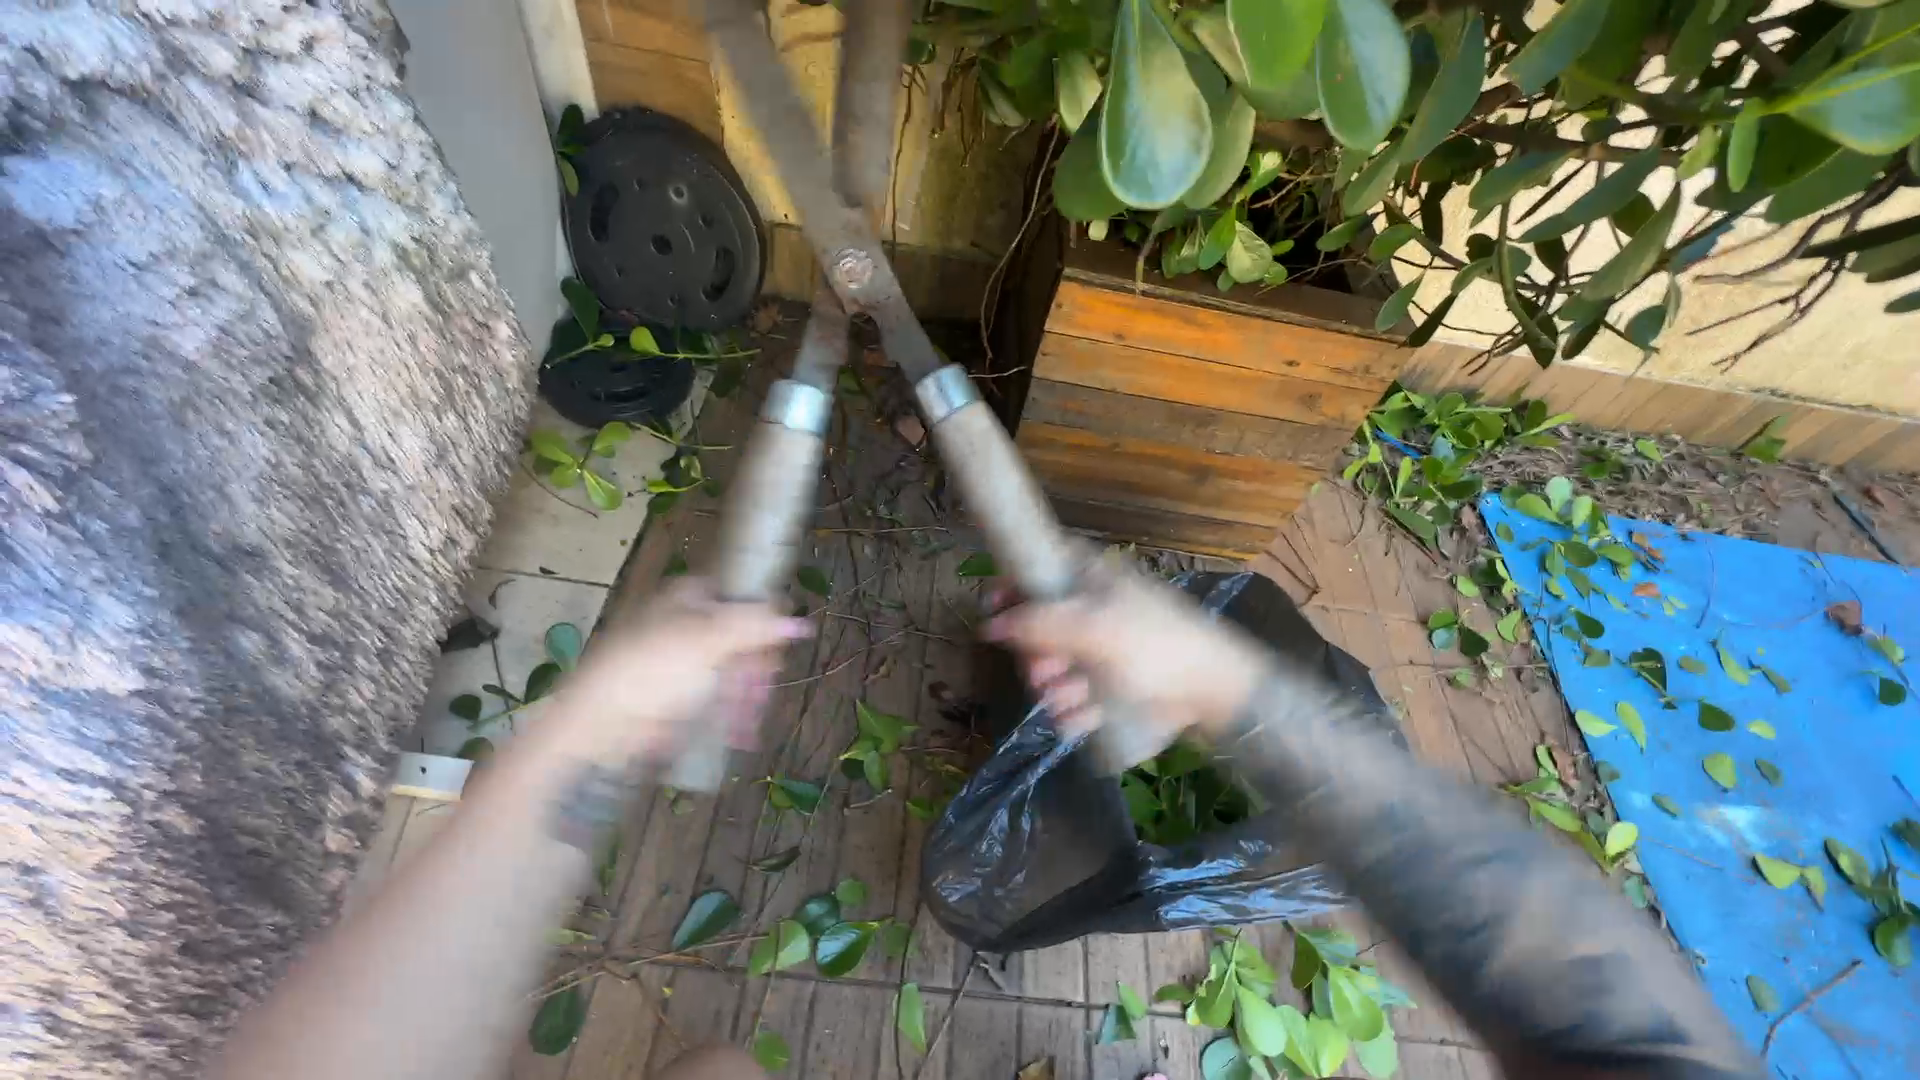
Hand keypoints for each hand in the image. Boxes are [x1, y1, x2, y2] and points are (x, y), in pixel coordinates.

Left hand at [542, 578, 811, 762]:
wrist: (594, 728)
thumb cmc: (649, 672)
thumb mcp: (707, 639)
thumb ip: (757, 627)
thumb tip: (799, 621)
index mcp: (687, 600)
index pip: (739, 597)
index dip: (763, 620)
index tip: (777, 646)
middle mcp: (683, 628)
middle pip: (738, 641)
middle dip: (754, 669)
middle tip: (760, 690)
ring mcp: (678, 667)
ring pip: (729, 675)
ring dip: (745, 698)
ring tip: (749, 720)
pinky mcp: (675, 701)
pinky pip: (713, 703)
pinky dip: (729, 717)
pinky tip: (739, 733)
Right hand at [983, 559, 1272, 739]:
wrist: (1214, 690)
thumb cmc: (1155, 645)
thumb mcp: (1092, 628)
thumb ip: (1037, 623)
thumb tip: (989, 623)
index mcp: (1091, 579)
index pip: (1041, 566)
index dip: (1014, 582)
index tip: (993, 606)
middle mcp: (1094, 609)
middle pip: (1041, 625)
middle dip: (1038, 655)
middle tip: (1044, 672)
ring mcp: (1104, 648)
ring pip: (1058, 665)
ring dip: (1055, 687)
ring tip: (1069, 701)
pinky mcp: (1114, 684)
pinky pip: (1079, 695)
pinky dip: (1075, 709)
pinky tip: (1080, 720)